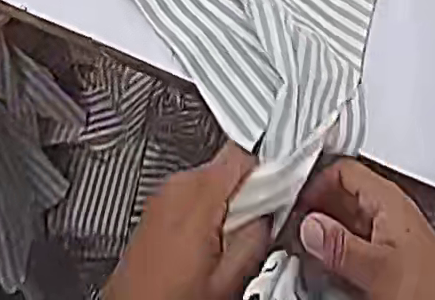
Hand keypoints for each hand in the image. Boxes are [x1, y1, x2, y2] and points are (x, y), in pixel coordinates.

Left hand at [103, 143, 271, 299]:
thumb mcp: (227, 279)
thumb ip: (257, 236)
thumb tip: (271, 214)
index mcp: (198, 191)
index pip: (245, 154)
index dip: (268, 173)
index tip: (277, 195)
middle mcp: (178, 183)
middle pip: (228, 169)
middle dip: (246, 196)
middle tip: (249, 233)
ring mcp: (163, 194)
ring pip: (212, 183)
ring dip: (225, 207)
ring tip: (221, 249)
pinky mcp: (156, 208)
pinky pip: (192, 196)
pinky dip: (204, 214)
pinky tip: (201, 250)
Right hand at [295, 160, 434, 299]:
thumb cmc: (434, 290)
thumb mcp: (379, 267)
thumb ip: (341, 245)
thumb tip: (309, 226)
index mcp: (388, 199)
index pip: (343, 170)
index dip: (316, 181)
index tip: (294, 200)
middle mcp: (387, 212)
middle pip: (342, 194)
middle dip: (316, 207)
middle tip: (292, 224)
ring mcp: (387, 235)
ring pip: (345, 220)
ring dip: (323, 230)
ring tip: (303, 245)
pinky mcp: (388, 258)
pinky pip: (353, 242)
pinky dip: (335, 249)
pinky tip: (324, 264)